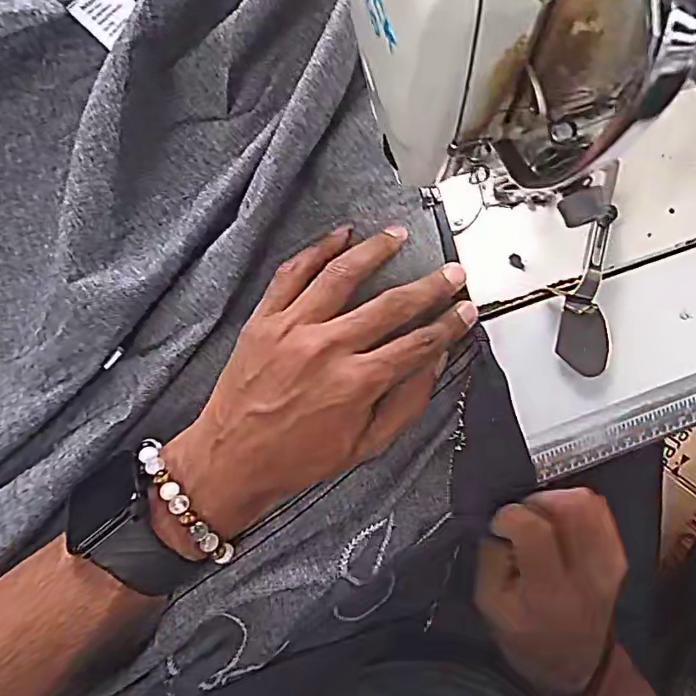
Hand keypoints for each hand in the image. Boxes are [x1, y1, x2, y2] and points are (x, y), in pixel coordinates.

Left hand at [160, 225, 476, 543]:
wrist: (232, 459)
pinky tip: (338, 237)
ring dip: (376, 250)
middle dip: (431, 285)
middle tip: (450, 273)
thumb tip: (433, 364)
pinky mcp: (265, 320)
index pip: (419, 343)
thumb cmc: (296, 457)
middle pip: (392, 304)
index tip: (463, 311)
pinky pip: (293, 273)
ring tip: (397, 236)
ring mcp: (293, 329)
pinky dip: (318, 249)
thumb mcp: (365, 444)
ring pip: (343, 274)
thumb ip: (406, 403)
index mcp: (357, 383)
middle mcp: (327, 349)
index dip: (449, 324)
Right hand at [475, 488, 625, 695]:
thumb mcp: (488, 604)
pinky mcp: (620, 553)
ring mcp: (611, 561)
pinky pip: (598, 508)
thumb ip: (489, 556)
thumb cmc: (525, 636)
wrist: (577, 663)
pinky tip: (559, 525)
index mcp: (550, 592)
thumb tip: (498, 518)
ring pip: (586, 501)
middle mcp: (588, 573)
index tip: (498, 526)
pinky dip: (573, 507)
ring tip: (539, 521)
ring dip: (554, 502)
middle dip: (534, 502)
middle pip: (567, 505)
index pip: (533, 528)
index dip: (508, 516)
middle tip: (521, 520)